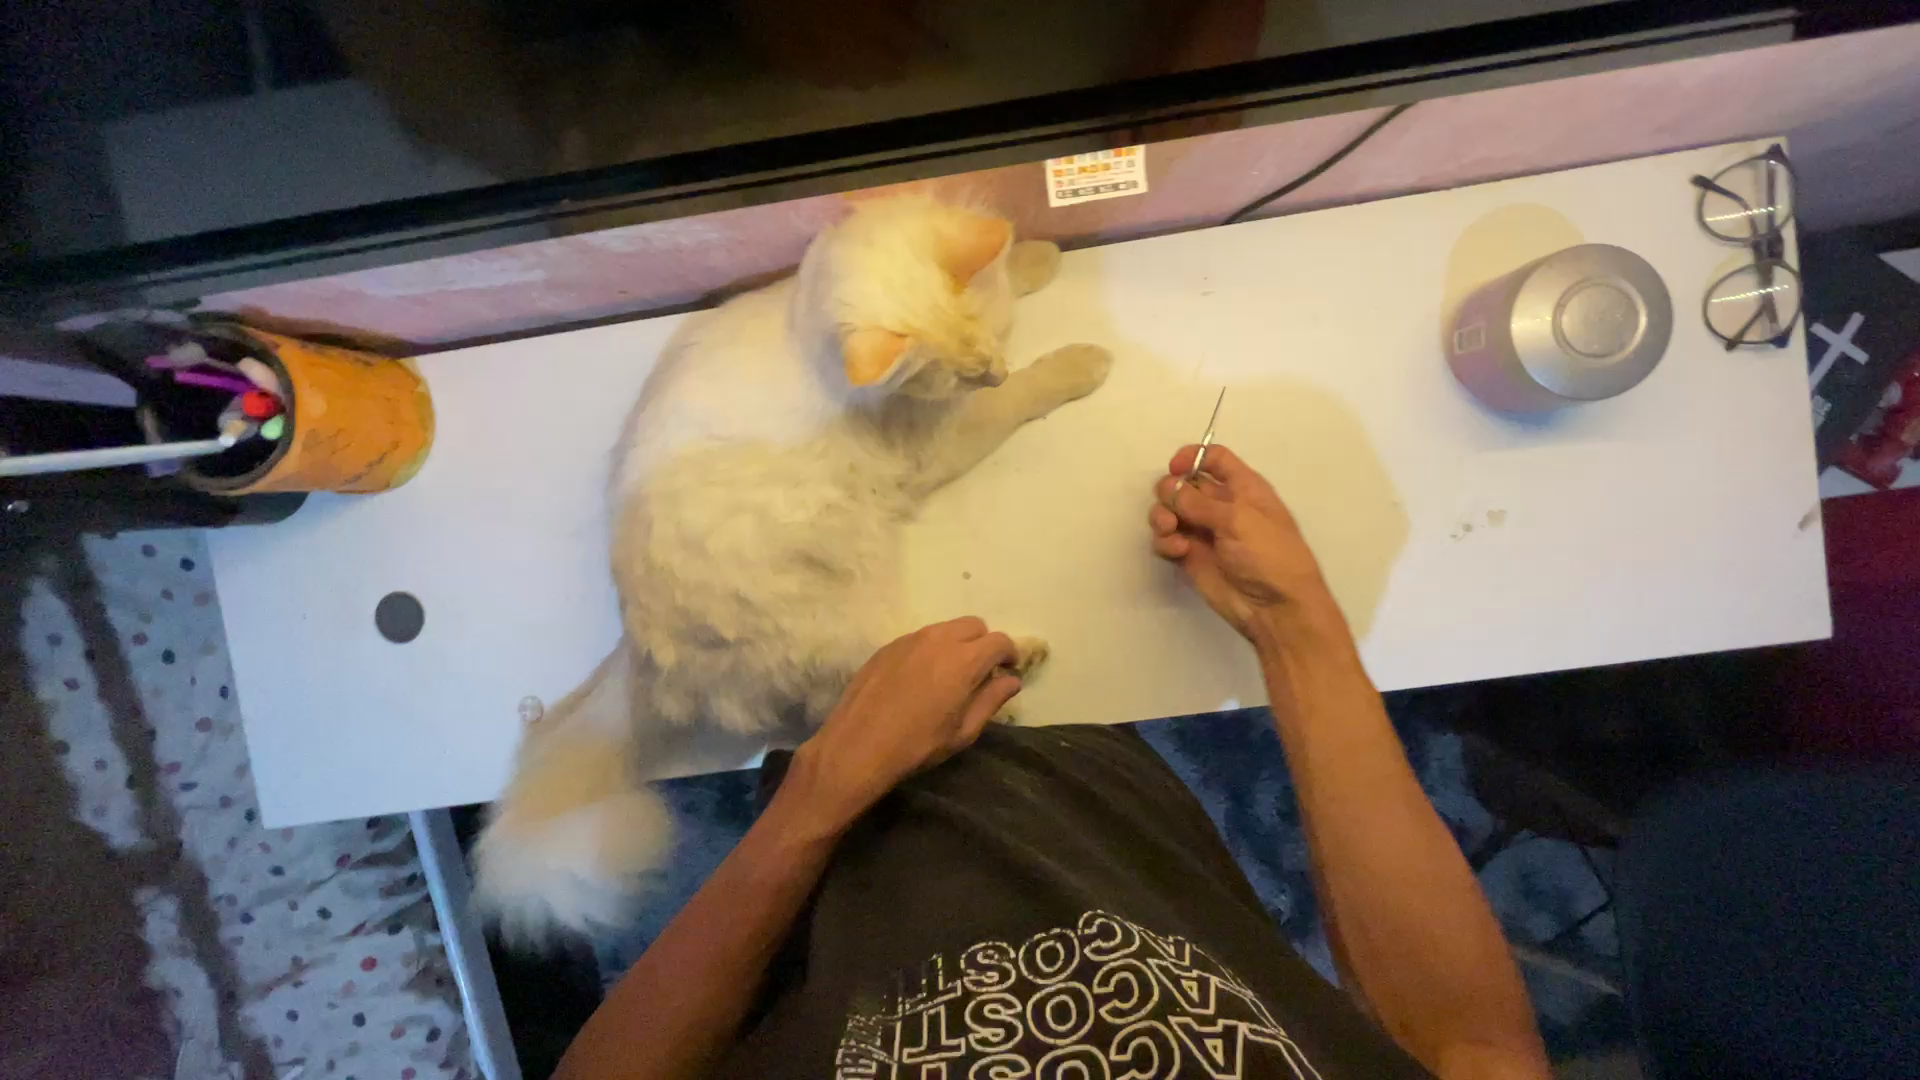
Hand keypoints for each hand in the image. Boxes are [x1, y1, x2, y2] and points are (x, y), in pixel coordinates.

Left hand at [785, 618, 1020, 828]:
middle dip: (984, 643)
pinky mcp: (889, 646)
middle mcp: (939, 639)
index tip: (1008, 670)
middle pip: (974, 625)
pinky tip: (921, 677)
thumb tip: (1011, 680)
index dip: (1009, 654)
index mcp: (964, 660)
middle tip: (981, 671)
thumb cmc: (918, 744)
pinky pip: (920, 637)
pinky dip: (931, 649)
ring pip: (946, 628)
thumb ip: (991, 700)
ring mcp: (911, 639)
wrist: (859, 744)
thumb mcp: (963, 731)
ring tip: (950, 674)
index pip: (999, 641)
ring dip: (957, 643)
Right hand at [1148, 444, 1347, 651]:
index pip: (1214, 458)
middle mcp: (1221, 505)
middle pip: (1183, 484)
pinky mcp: (1190, 555)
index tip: (1175, 469)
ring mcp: (1204, 531)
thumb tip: (1169, 487)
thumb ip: (1199, 501)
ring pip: (1169, 511)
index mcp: (1242, 488)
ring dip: (1163, 517)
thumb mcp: (1238, 519)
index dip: (1193, 457)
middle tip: (1172, 510)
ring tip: (1170, 532)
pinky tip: (1177, 550)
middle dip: (1170, 492)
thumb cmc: (1268, 555)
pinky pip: (1166, 539)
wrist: (1274, 608)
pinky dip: (1165, 541)